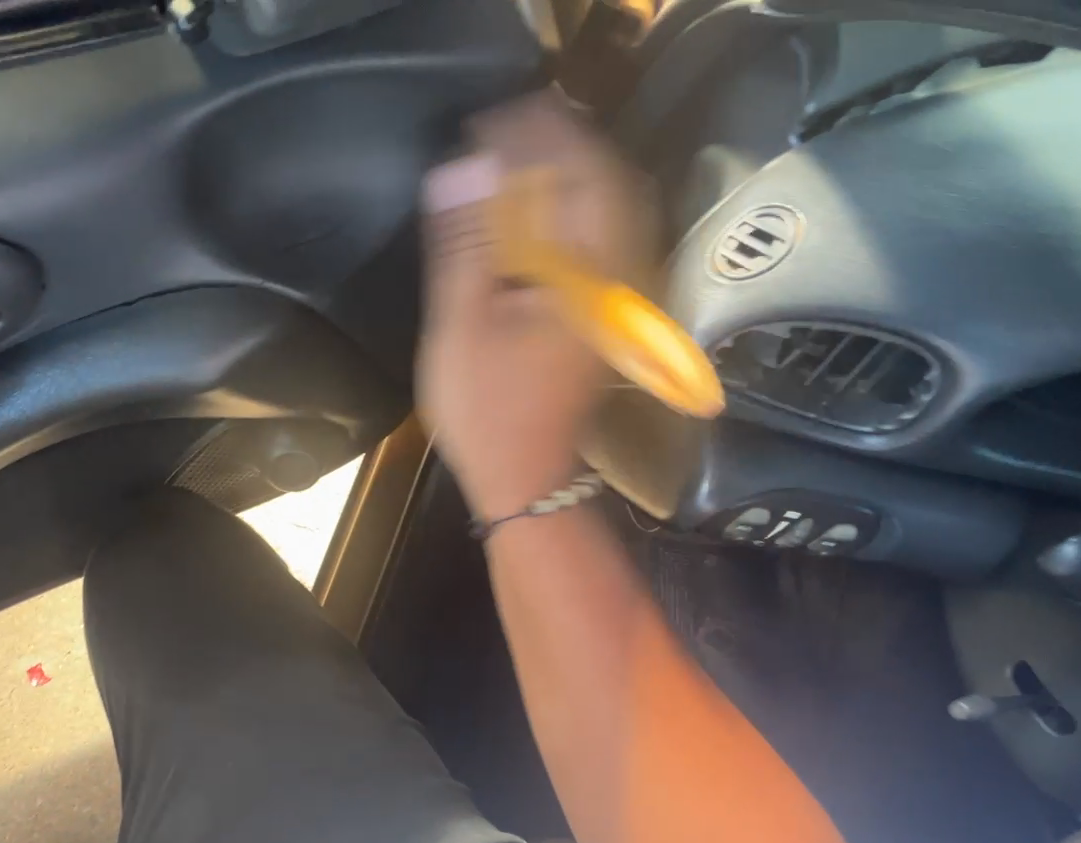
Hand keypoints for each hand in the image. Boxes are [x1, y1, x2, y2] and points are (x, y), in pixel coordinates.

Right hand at [416, 92, 660, 521]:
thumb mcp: (461, 326)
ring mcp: (618, 301)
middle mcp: (615, 280)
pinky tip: (548, 213)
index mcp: (581, 276)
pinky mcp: (609, 317)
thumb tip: (463, 168)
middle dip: (561, 146)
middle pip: (607, 185)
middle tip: (508, 134)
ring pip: (615, 212)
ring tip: (524, 162)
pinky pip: (609, 242)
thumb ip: (466, 245)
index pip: (574, 176)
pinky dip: (581, 212)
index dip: (533, 138)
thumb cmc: (487, 409)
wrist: (526, 477)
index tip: (487, 127)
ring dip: (574, 176)